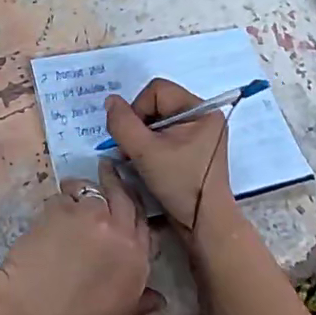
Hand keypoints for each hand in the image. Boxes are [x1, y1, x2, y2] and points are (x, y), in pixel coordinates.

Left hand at [0, 162, 163, 314]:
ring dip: (88, 187)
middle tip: (111, 169)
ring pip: (95, 190)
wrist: (29, 313)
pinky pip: (67, 194)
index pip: (145, 226)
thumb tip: (159, 298)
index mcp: (137, 262)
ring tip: (77, 186)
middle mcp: (120, 231)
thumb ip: (138, 301)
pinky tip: (56, 206)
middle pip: (125, 197)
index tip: (131, 203)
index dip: (137, 213)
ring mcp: (90, 215)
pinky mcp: (61, 207)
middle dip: (119, 182)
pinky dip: (64, 196)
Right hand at [104, 79, 233, 231]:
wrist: (205, 224)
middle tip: (132, 150)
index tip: (134, 138)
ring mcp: (201, 133)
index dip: (138, 109)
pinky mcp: (196, 148)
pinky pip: (167, 134)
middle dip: (139, 125)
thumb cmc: (179, 183)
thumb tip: (111, 101)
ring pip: (160, 120)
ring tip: (138, 158)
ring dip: (143, 137)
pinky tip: (148, 163)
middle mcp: (204, 116)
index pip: (157, 90)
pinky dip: (153, 145)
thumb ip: (122, 123)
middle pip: (158, 103)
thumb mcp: (144, 151)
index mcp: (201, 109)